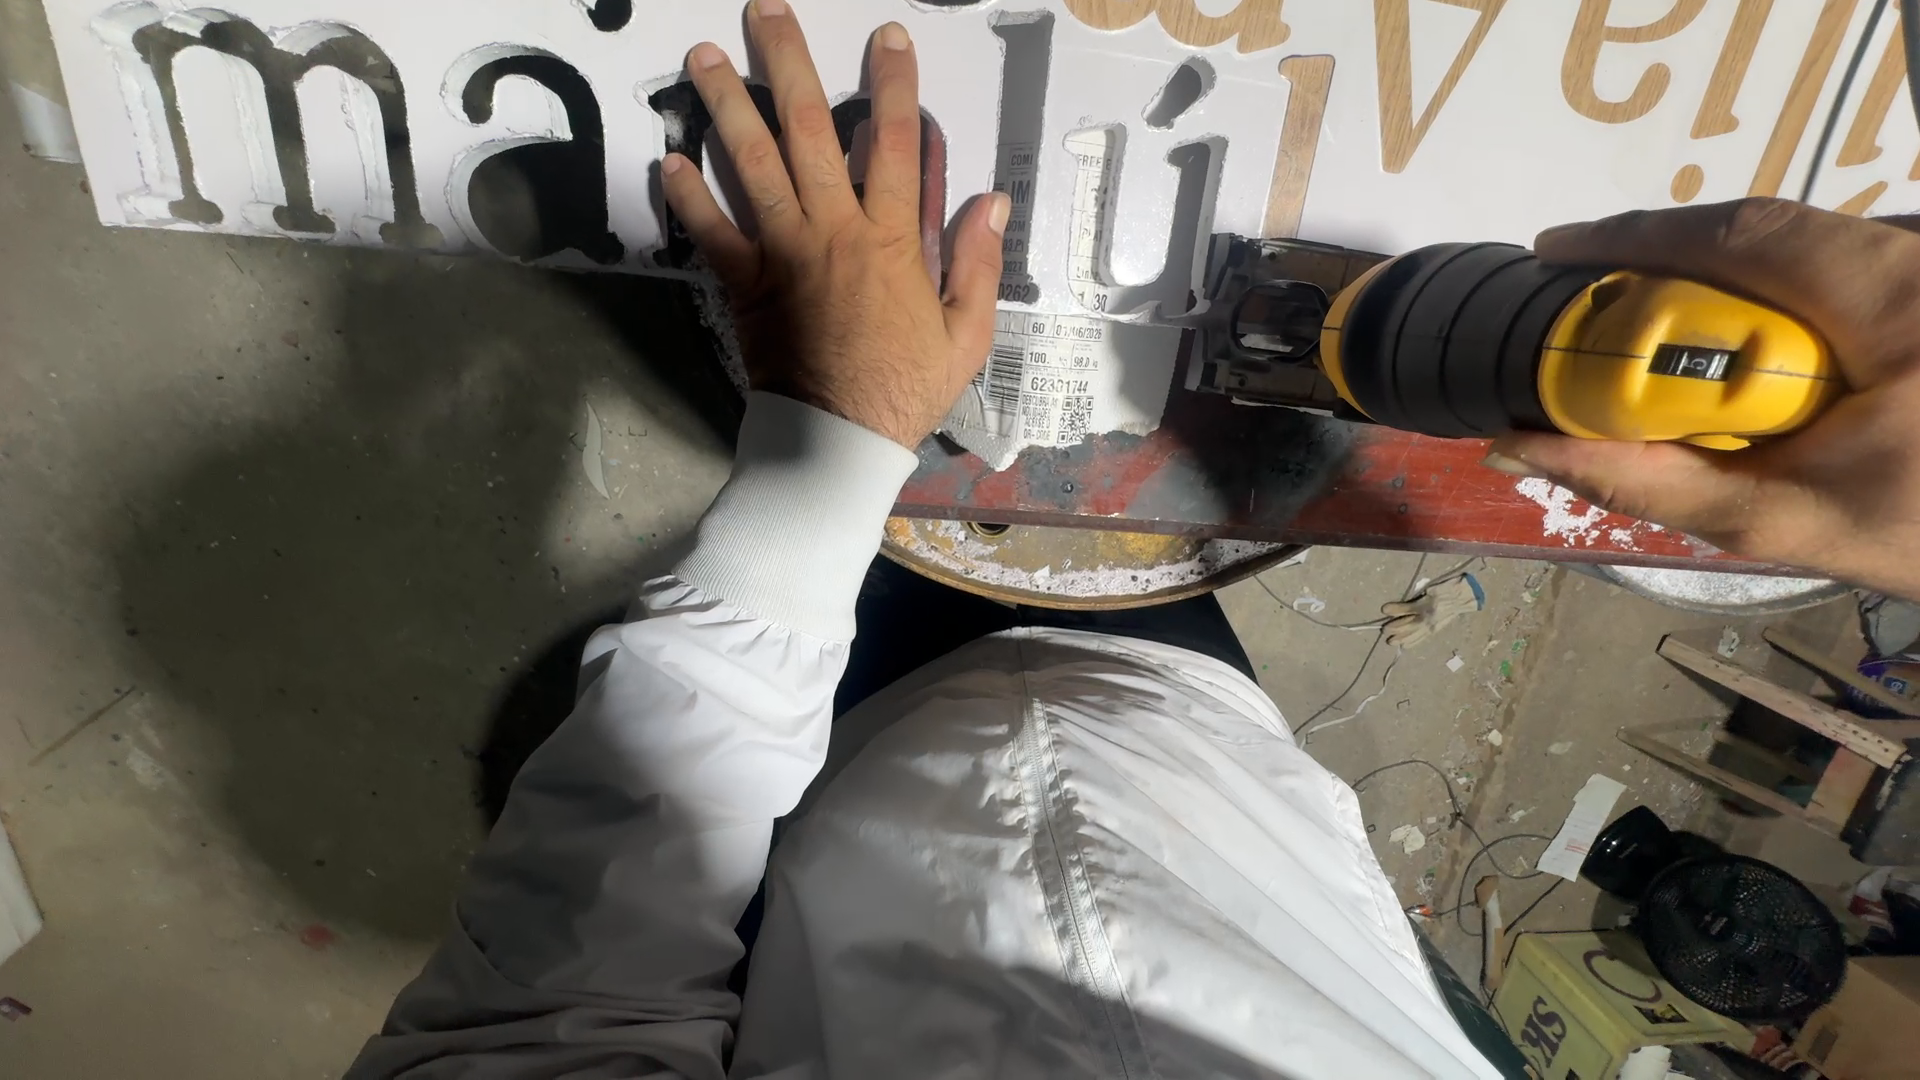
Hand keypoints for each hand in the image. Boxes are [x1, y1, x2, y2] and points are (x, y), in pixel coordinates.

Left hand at [661, 2, 1009, 447]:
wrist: (842, 436)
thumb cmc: (907, 387)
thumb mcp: (967, 335)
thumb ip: (978, 265)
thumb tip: (991, 201)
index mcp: (891, 240)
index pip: (895, 146)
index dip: (894, 86)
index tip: (887, 37)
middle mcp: (832, 230)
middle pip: (809, 132)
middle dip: (789, 64)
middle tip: (764, 10)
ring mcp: (783, 254)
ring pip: (752, 166)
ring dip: (726, 106)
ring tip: (701, 57)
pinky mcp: (746, 284)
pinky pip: (713, 233)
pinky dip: (689, 197)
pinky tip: (669, 160)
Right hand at [1482, 198, 1919, 598]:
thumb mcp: (1768, 519)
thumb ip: (1637, 481)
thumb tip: (1510, 448)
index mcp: (1904, 304)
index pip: (1746, 236)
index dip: (1635, 234)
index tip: (1549, 251)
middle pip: (1770, 235)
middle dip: (1664, 258)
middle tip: (1587, 301)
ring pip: (1808, 247)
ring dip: (1716, 279)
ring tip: (1651, 327)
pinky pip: (1844, 265)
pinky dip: (1769, 292)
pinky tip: (1743, 340)